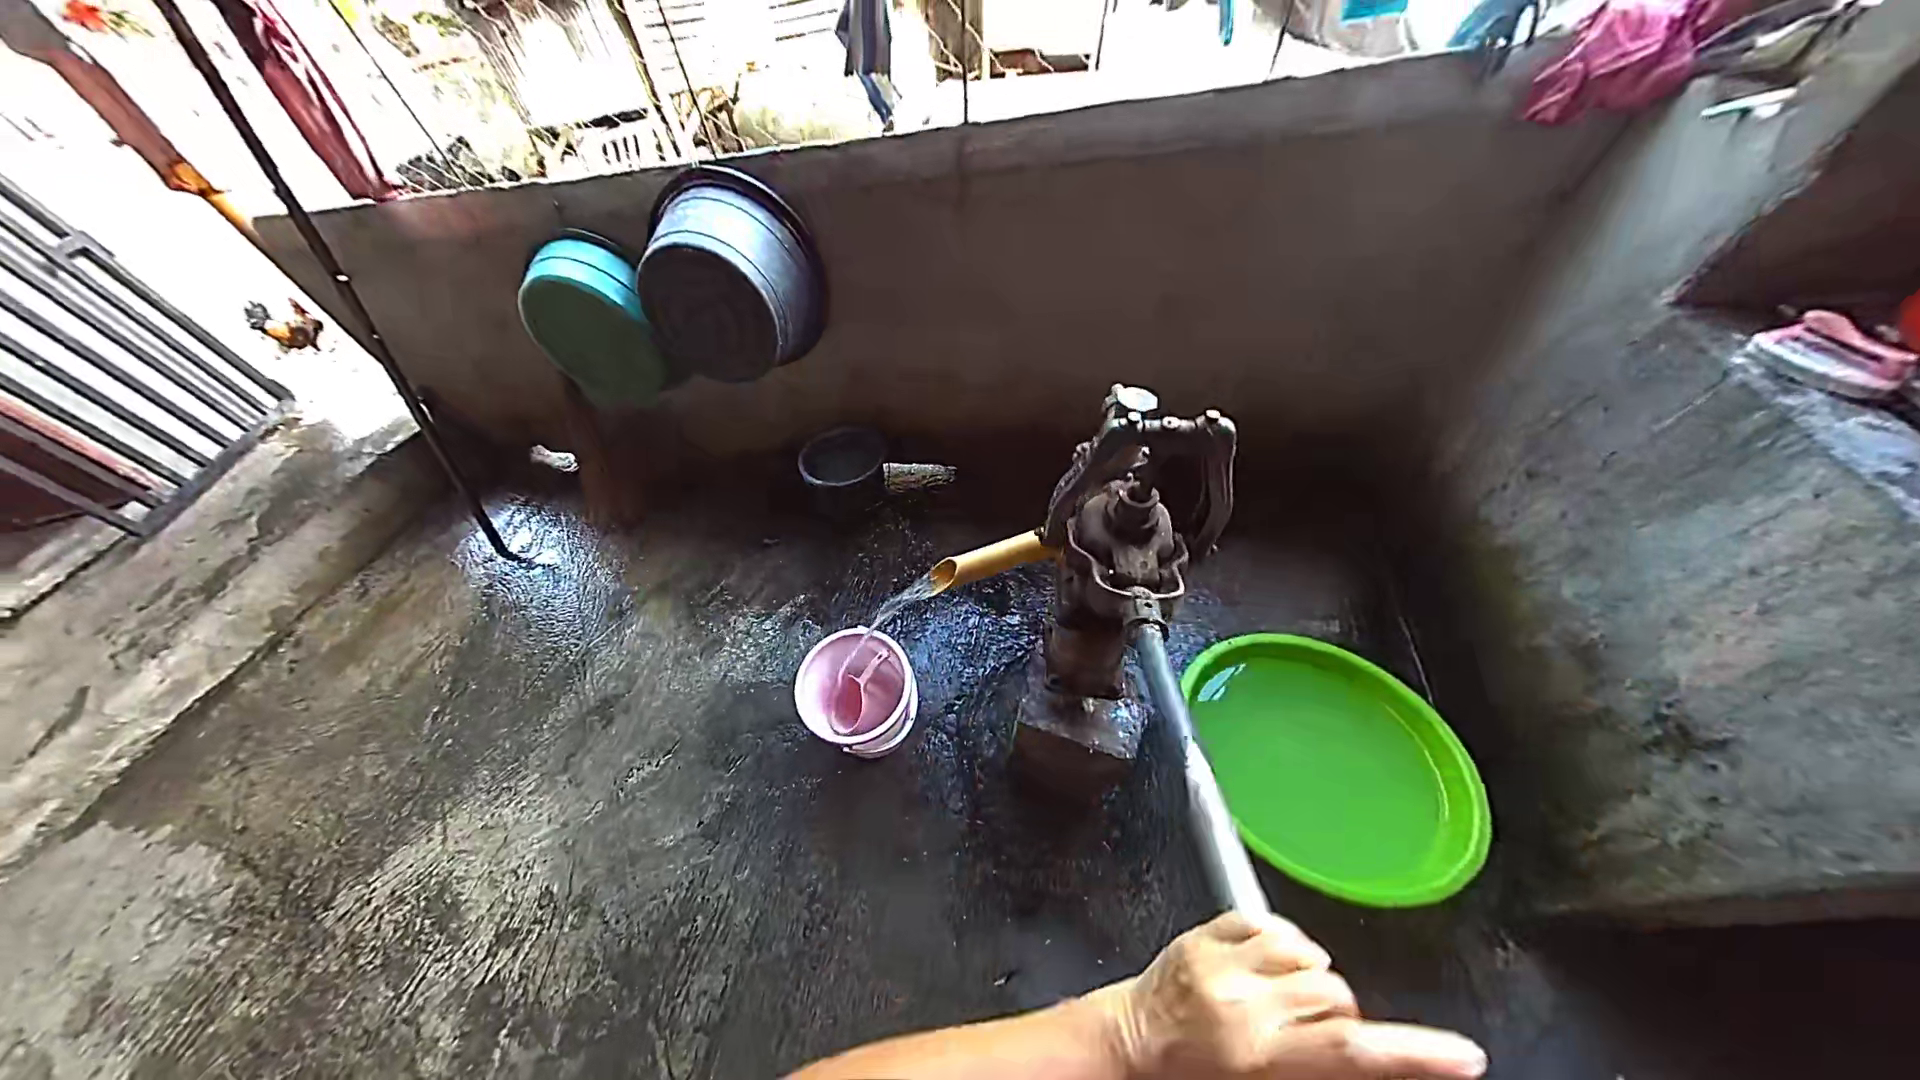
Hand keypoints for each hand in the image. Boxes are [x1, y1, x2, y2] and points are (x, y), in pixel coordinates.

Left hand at [1089, 912, 1487, 1079]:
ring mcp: (1220, 962)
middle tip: (1310, 1028)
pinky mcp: (1202, 933)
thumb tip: (1364, 1046)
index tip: (1462, 1054)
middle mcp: (1244, 1003)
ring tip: (1281, 994)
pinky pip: (1265, 921)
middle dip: (1338, 1010)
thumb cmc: (1195, 1074)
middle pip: (1334, 991)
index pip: (1352, 1050)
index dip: (1415, 1052)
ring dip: (1307, 972)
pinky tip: (1263, 962)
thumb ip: (1318, 1060)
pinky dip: (1277, 939)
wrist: (1135, 1040)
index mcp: (1264, 1057)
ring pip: (1305, 950)